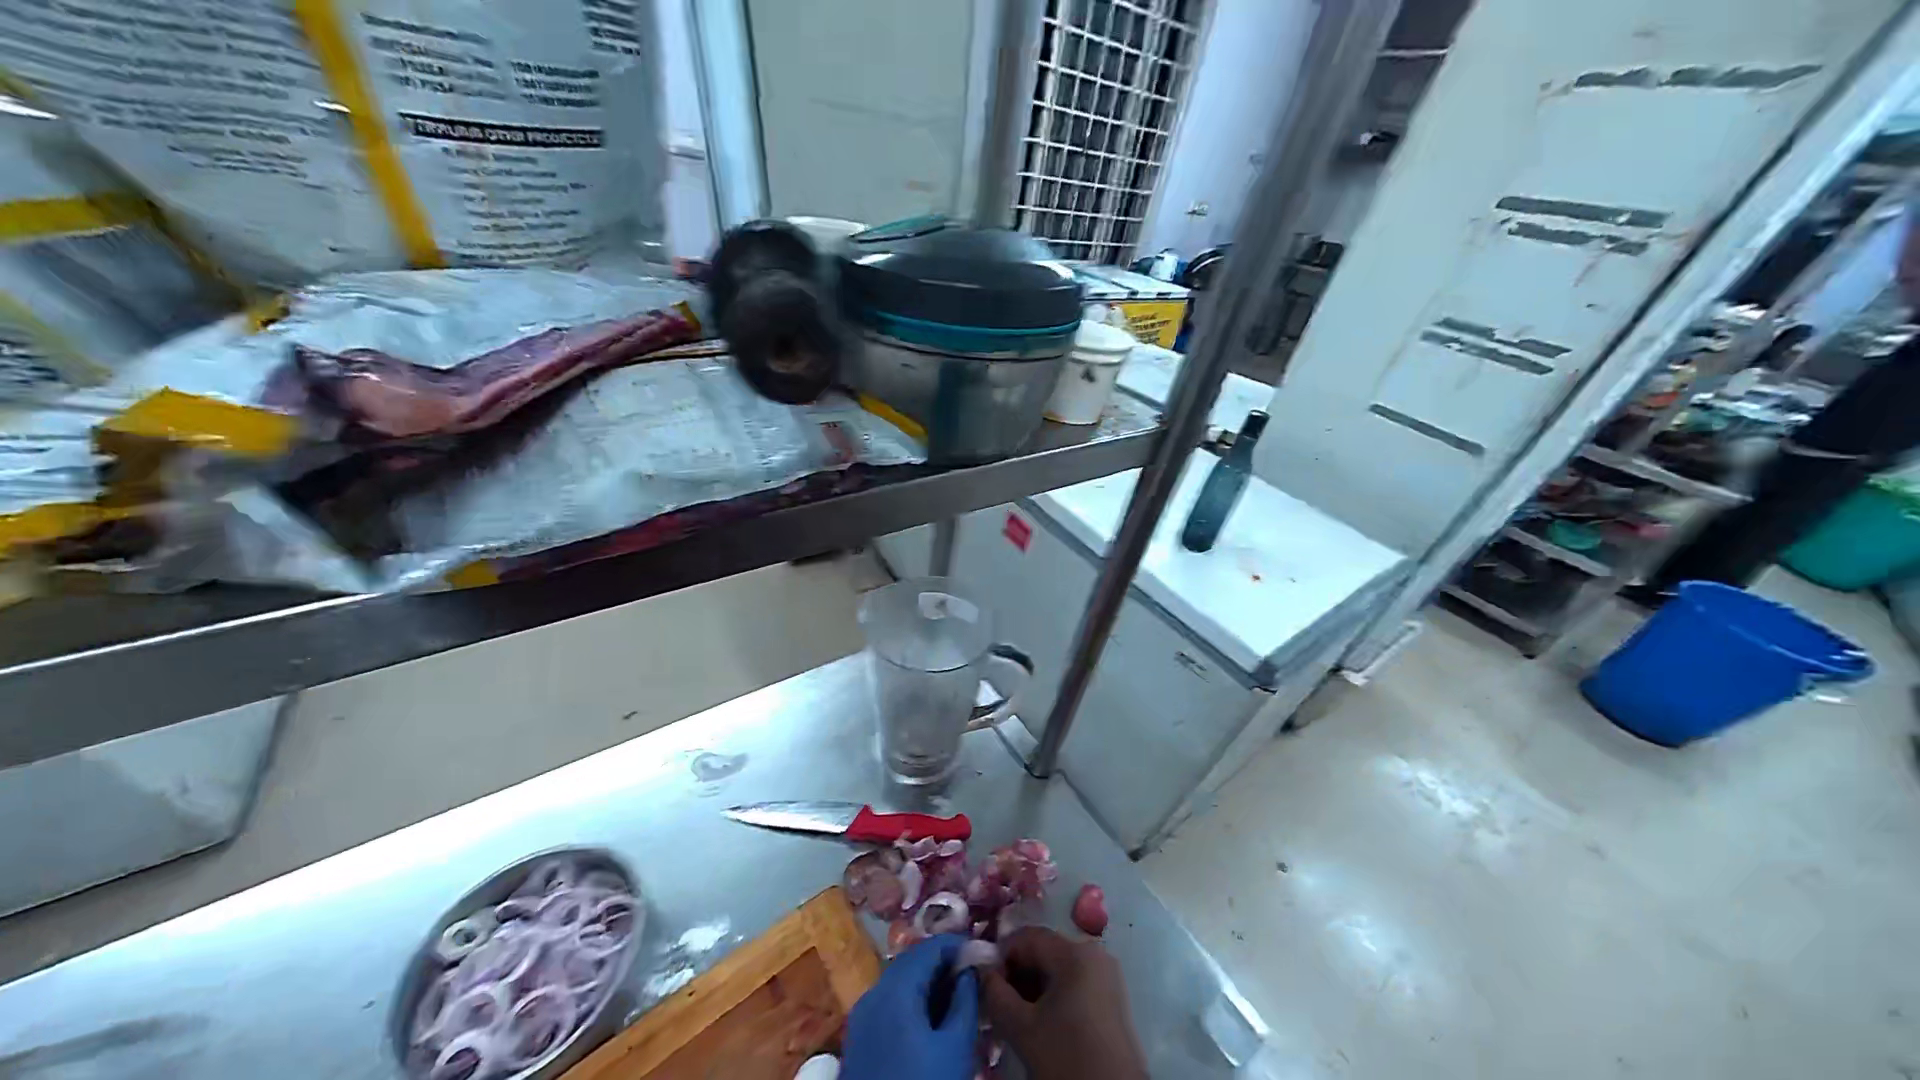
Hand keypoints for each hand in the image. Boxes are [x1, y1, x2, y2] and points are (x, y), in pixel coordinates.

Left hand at [841, 933, 978, 1079]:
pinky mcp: (861, 1039)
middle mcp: (873, 993)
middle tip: (975, 974)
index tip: (984, 952)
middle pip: (912, 962)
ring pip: (901, 982)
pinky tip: (935, 1019)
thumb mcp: (956, 1046)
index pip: (929, 947)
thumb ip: (966, 1000)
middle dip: (944, 963)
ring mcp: (863, 1016)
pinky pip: (890, 1004)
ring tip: (960, 996)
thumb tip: (970, 970)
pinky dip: (914, 1001)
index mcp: (895, 989)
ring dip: (930, 982)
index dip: (958, 944)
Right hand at [979, 927, 1147, 1079]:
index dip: (1001, 955)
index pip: (1027, 937)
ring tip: (1015, 1017)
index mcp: (1074, 952)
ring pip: (1057, 969)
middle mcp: (1094, 953)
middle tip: (998, 1003)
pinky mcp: (1111, 997)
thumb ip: (995, 994)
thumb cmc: (1068, 1058)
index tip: (986, 984)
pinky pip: (1072, 983)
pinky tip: (1040, 1023)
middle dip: (1016, 974)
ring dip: (1032, 987)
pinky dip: (1051, 996)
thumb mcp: (1022, 1028)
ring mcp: (1105, 975)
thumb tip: (983, 972)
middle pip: (1043, 951)